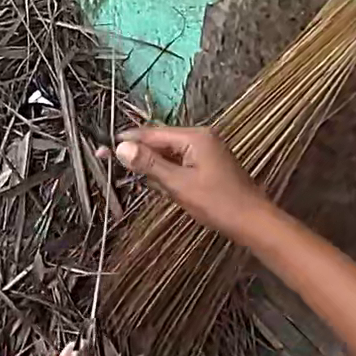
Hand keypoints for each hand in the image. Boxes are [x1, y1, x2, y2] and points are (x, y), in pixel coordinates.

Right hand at [101, 126, 276, 238]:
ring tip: (130, 175)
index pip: (151, 134)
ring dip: (151, 165)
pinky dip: (165, 172)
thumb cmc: (217, 203)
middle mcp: (200, 138)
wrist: (252, 221)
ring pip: (167, 154)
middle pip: (159, 142)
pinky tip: (157, 184)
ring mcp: (205, 151)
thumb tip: (121, 148)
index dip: (126, 142)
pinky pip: (178, 163)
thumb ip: (149, 164)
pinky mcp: (207, 165)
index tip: (102, 148)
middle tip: (108, 161)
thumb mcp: (178, 184)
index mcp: (194, 137)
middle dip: (137, 153)